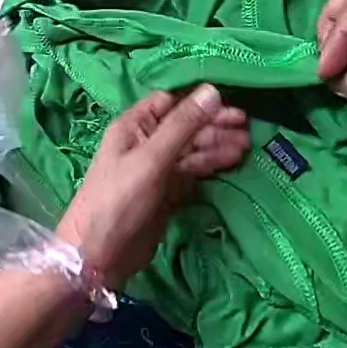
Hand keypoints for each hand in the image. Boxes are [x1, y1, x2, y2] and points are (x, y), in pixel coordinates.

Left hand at [56, 85, 249, 289]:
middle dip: (214, 122)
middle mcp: (146, 142)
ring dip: (217, 144)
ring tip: (247, 143)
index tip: (231, 97)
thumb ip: (182, 125)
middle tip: (247, 125)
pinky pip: (193, 171)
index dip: (198, 98)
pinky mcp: (167, 191)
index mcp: (134, 126)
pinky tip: (232, 160)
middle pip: (185, 124)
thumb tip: (212, 91)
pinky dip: (211, 164)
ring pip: (192, 148)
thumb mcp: (151, 158)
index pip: (170, 100)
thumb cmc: (118, 200)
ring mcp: (157, 167)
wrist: (99, 256)